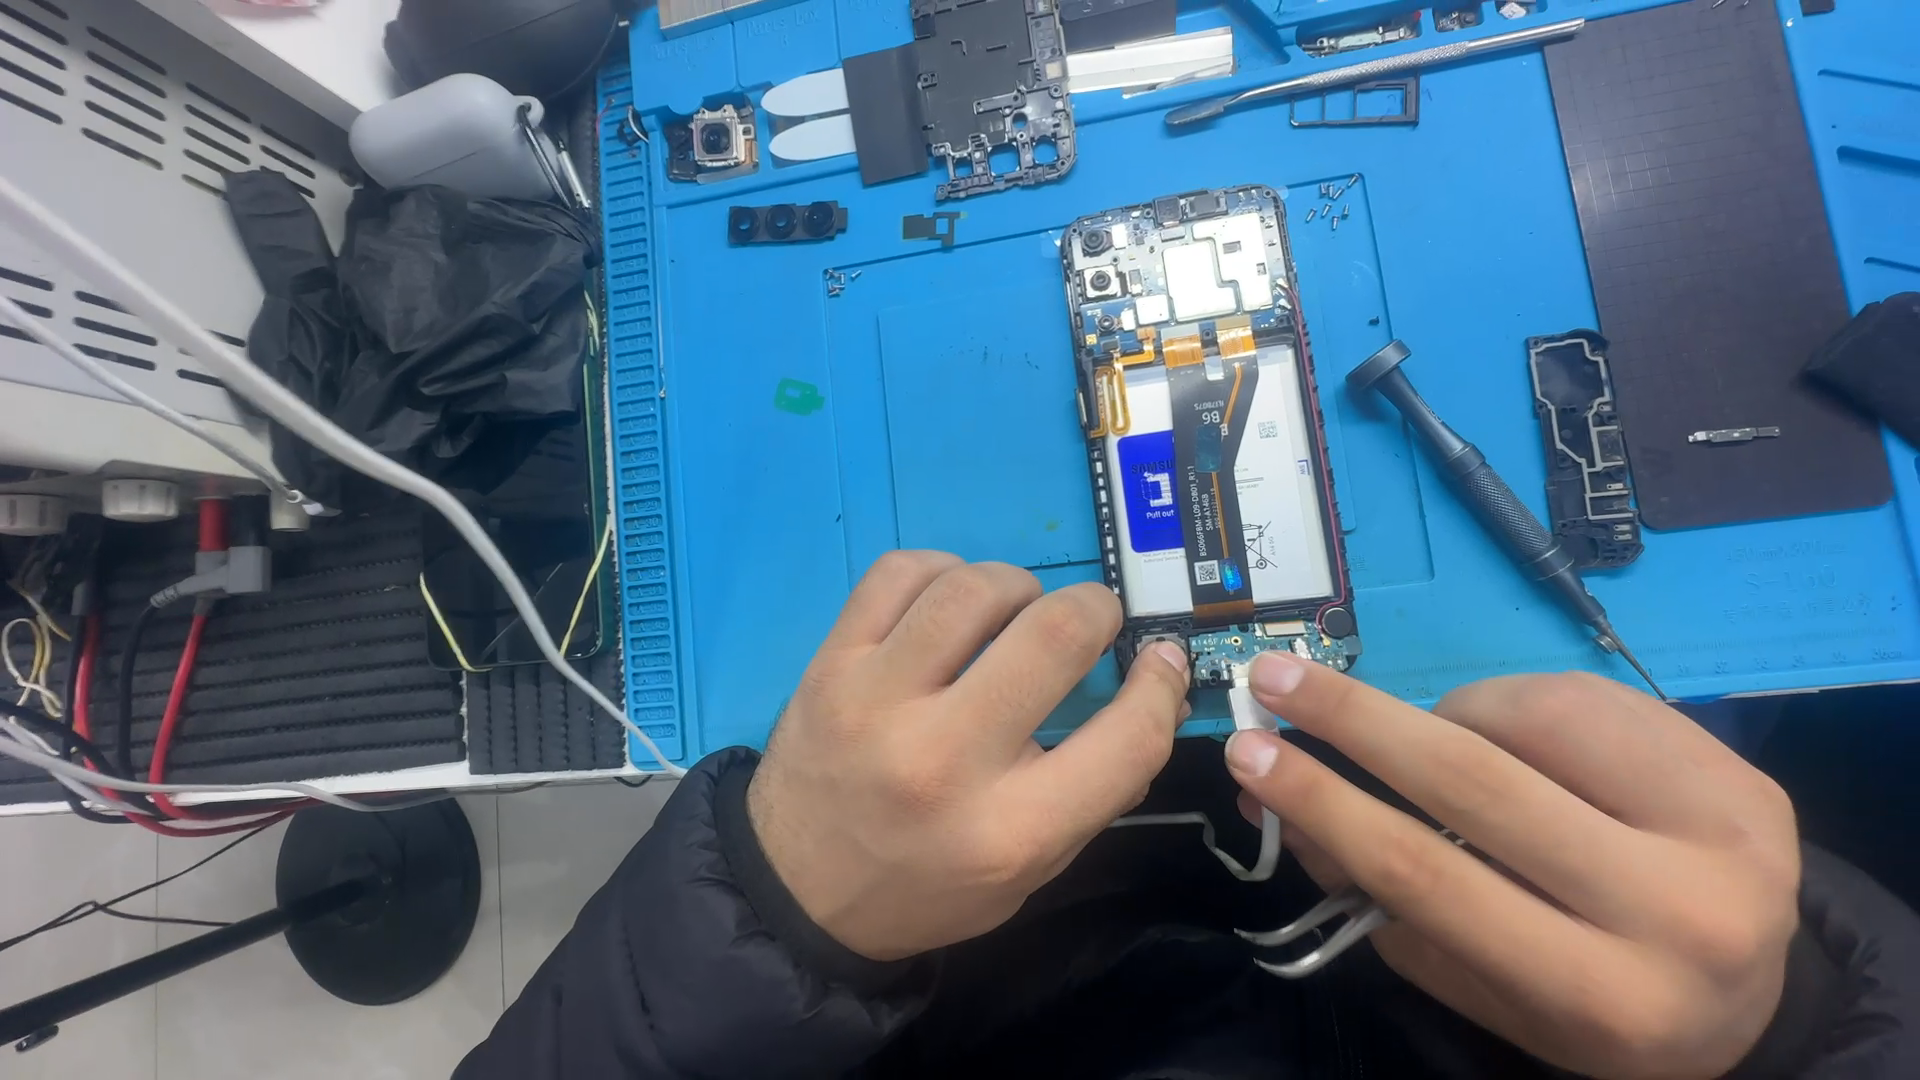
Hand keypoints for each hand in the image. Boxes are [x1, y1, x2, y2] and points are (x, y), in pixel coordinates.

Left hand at [748, 551, 1190, 960]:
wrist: (800, 889)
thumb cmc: (928, 882)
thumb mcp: (1030, 870)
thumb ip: (1098, 788)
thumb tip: (1150, 687)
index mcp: (1009, 830)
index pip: (1126, 737)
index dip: (1162, 685)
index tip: (1159, 658)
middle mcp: (943, 759)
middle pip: (1052, 637)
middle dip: (1094, 609)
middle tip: (1091, 617)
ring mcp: (876, 701)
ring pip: (973, 588)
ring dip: (1017, 584)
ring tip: (1017, 608)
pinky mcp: (829, 663)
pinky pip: (899, 572)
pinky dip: (943, 569)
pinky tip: (950, 600)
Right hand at [1226, 653, 1799, 1079]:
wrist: (1740, 988)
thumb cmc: (1569, 989)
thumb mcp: (1461, 966)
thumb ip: (1363, 884)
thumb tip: (1263, 791)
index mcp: (1597, 996)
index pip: (1425, 874)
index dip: (1322, 802)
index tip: (1246, 750)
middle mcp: (1681, 918)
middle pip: (1474, 780)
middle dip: (1351, 716)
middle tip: (1273, 676)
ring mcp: (1730, 838)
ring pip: (1522, 718)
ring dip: (1444, 715)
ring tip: (1438, 741)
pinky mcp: (1742, 773)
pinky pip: (1575, 694)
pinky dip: (1505, 704)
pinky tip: (1510, 738)